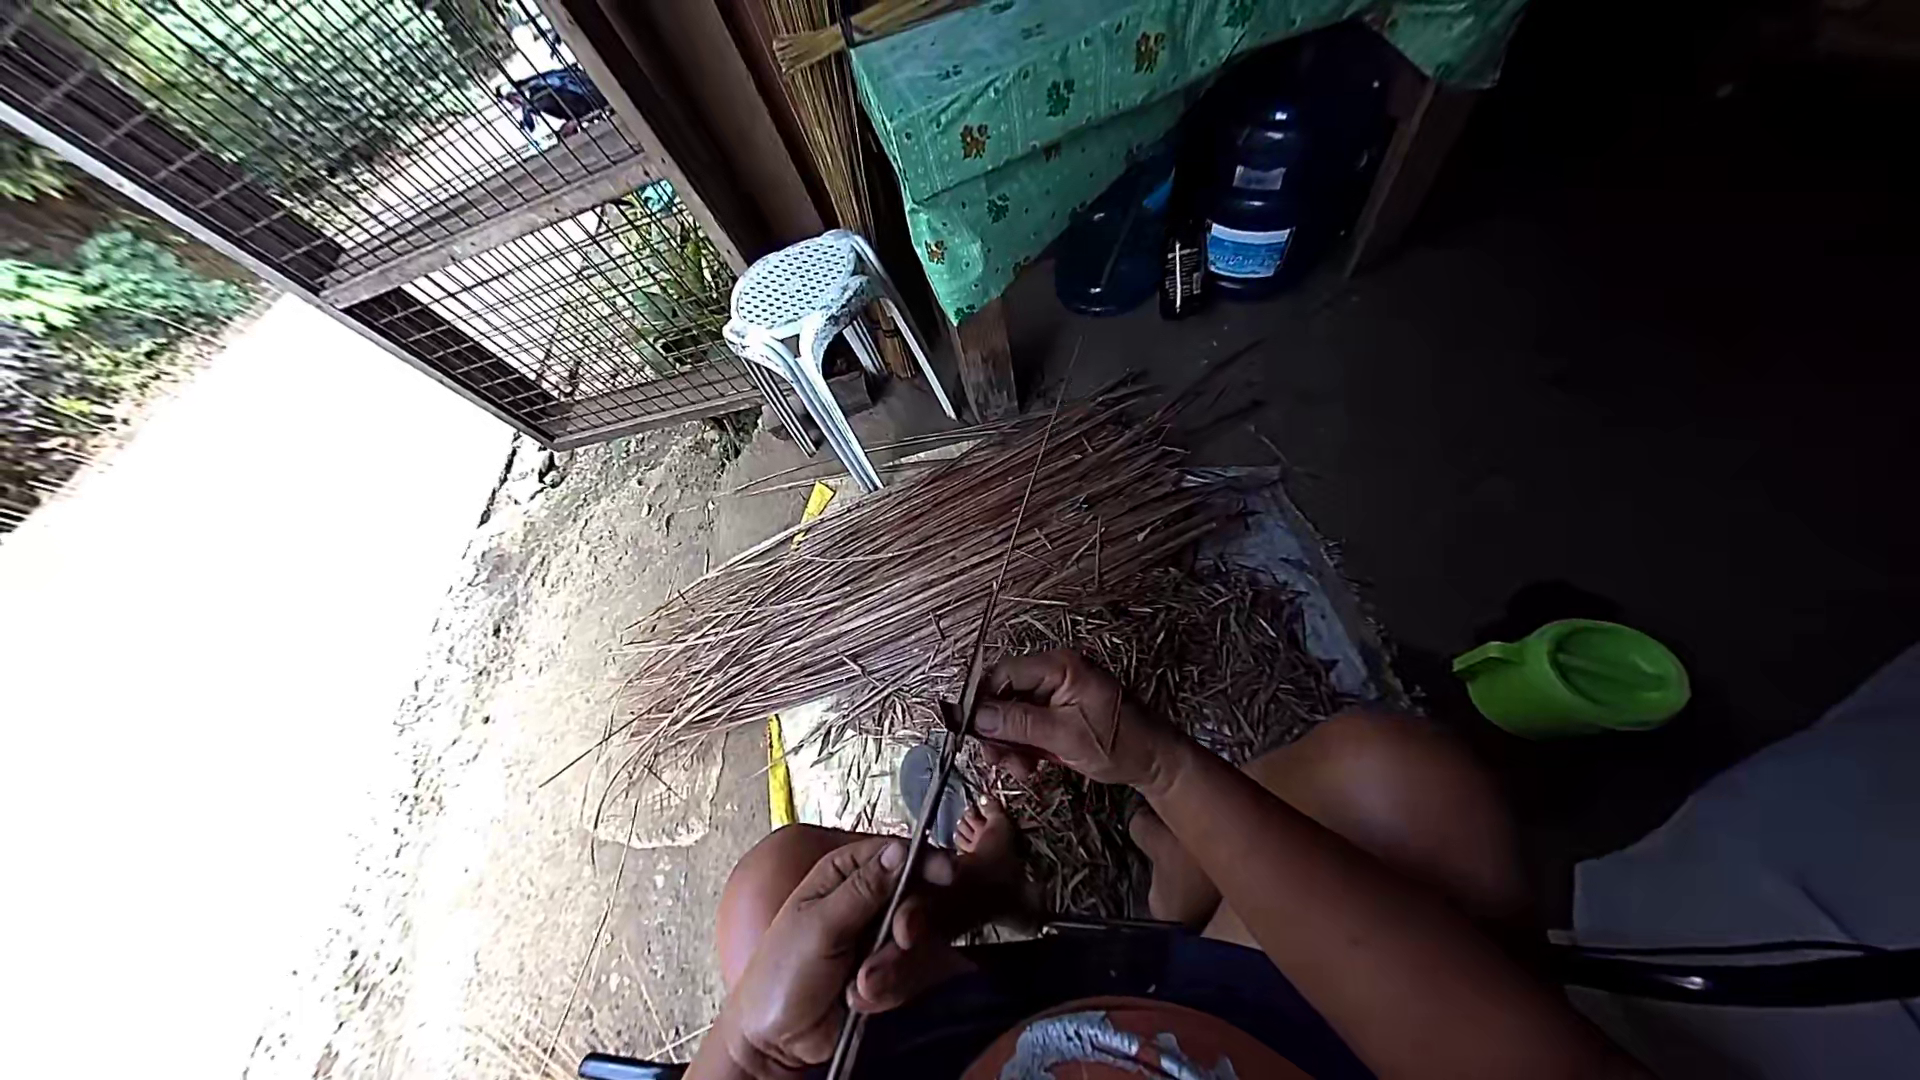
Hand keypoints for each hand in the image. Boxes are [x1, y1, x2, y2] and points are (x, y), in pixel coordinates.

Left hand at [717, 836, 963, 1076]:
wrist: (773, 1044)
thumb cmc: (780, 975)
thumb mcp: (819, 926)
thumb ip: (863, 888)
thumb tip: (900, 850)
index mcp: (842, 872)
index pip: (893, 852)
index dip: (923, 859)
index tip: (946, 873)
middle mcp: (864, 897)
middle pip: (912, 892)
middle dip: (909, 919)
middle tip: (901, 937)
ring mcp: (876, 934)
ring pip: (913, 936)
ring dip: (891, 963)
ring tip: (861, 984)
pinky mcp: (885, 969)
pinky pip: (908, 971)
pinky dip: (889, 987)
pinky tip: (860, 998)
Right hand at [973, 649, 1183, 789]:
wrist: (1155, 762)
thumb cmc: (1119, 744)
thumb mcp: (1065, 735)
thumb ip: (1019, 723)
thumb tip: (977, 717)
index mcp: (1059, 666)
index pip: (1005, 673)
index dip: (984, 700)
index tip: (971, 730)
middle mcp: (1054, 673)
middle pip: (1006, 694)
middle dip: (997, 729)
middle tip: (997, 760)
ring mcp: (1056, 693)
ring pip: (1013, 712)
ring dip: (1008, 742)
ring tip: (1018, 769)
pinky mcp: (1057, 711)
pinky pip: (1027, 724)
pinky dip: (1022, 745)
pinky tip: (1027, 766)